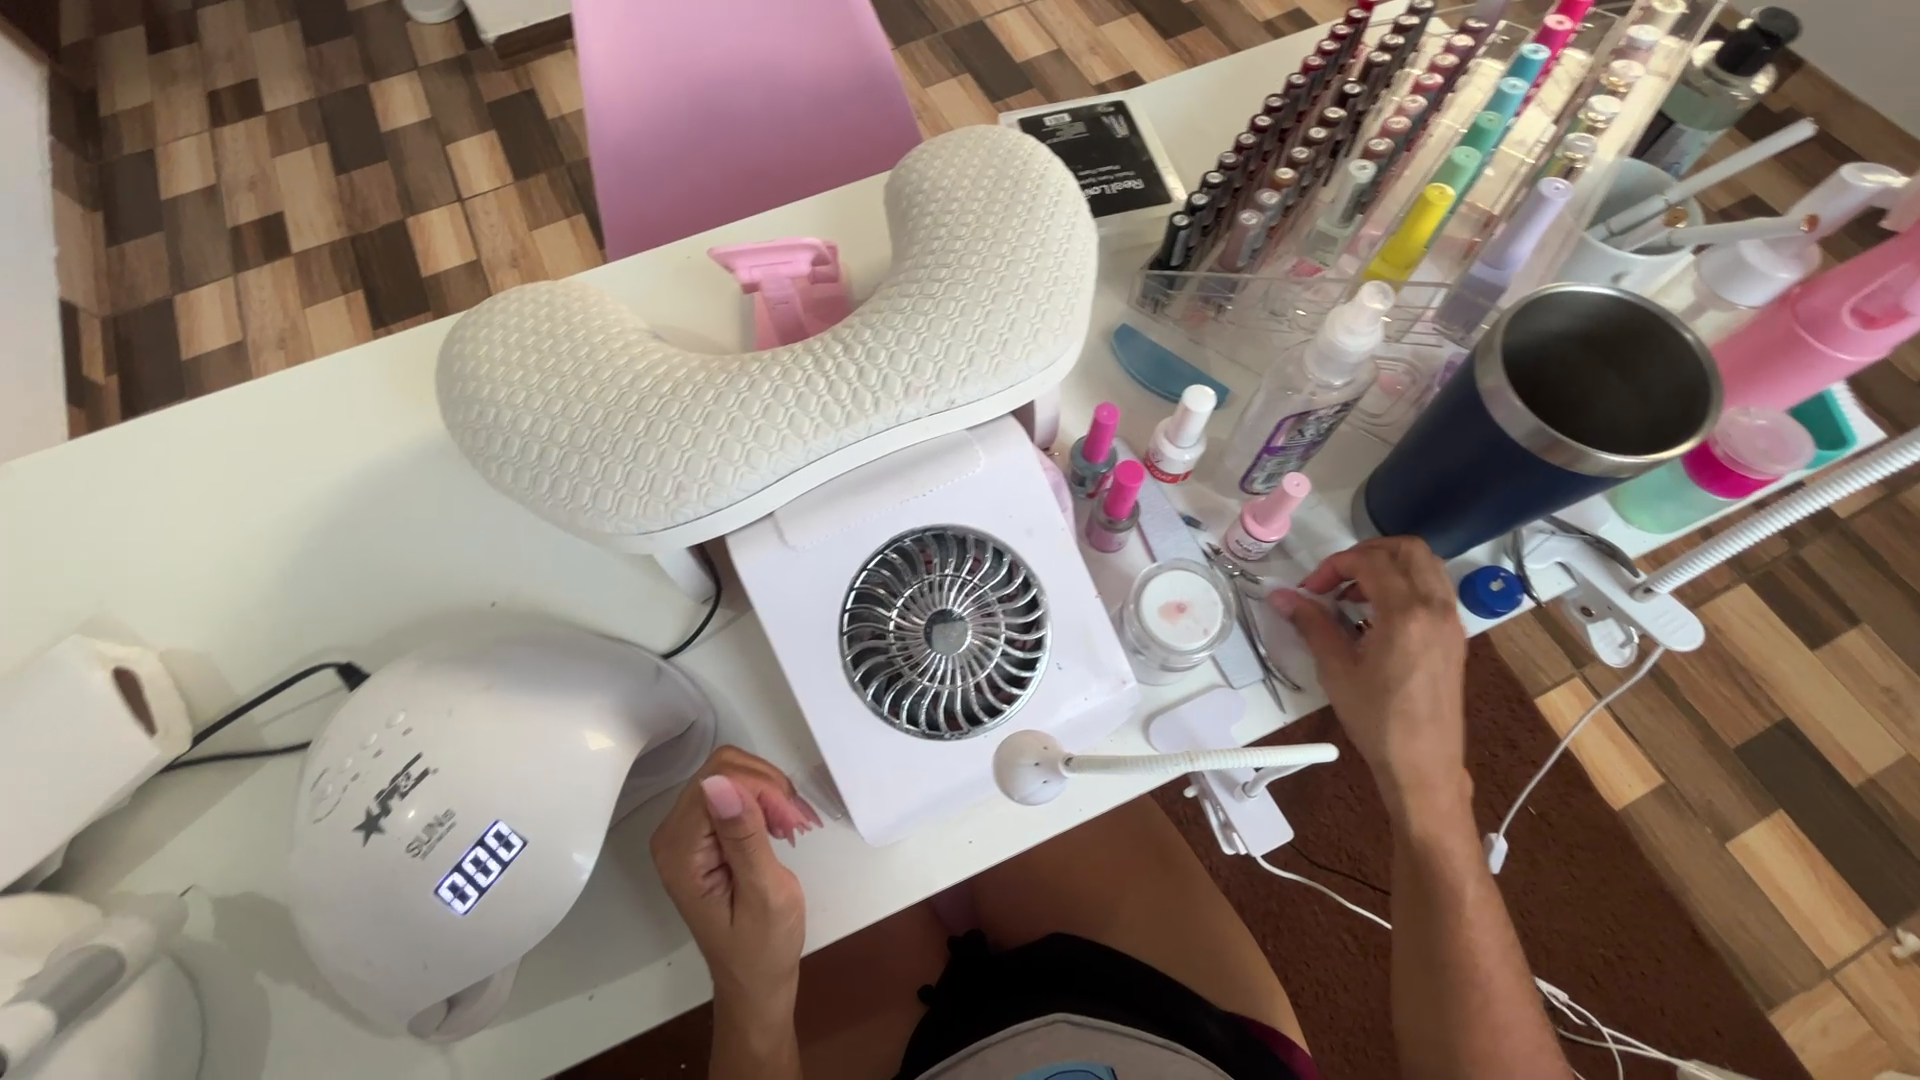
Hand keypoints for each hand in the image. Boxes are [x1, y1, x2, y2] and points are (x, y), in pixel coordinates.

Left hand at [649, 746, 821, 1015]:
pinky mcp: (703, 830)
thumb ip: (743, 835)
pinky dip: (765, 798)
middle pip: (723, 768)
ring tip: (790, 828)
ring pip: (731, 773)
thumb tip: (720, 783)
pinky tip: (780, 826)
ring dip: (770, 791)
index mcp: (680, 850)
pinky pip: (734, 789)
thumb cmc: (763, 947)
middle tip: (794, 826)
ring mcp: (686, 831)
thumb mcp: (764, 893)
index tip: (791, 825)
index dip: (762, 790)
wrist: (756, 978)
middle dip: (768, 787)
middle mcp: (673, 834)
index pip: (719, 779)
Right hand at [1270, 537, 1469, 819]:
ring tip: (1355, 593)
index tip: (1310, 590)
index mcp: (1406, 614)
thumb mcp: (1335, 668)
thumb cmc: (1375, 719)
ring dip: (1388, 565)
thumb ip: (1311, 623)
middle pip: (1408, 549)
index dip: (1333, 566)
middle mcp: (1436, 608)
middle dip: (1366, 553)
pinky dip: (1405, 583)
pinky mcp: (1454, 636)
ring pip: (1426, 565)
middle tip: (1335, 577)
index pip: (1370, 562)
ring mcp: (1451, 621)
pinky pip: (1434, 588)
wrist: (1422, 762)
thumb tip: (1280, 596)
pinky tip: (1376, 613)